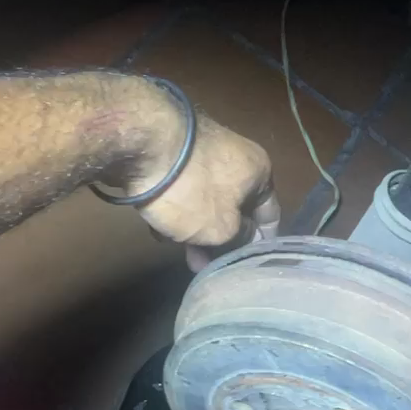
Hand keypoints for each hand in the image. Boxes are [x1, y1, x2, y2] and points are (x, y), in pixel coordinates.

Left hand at [116, 81, 280, 270]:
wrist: (139, 143)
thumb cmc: (192, 190)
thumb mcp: (223, 228)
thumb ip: (240, 239)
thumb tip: (245, 237)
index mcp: (259, 171)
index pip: (271, 215)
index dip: (261, 244)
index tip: (248, 266)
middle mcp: (236, 158)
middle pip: (234, 210)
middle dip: (219, 242)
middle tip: (204, 266)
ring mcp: (202, 154)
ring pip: (206, 203)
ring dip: (194, 230)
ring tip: (178, 252)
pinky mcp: (173, 156)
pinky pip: (182, 192)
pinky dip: (175, 211)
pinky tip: (159, 229)